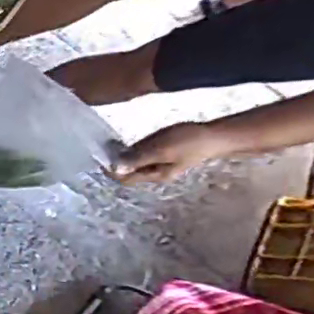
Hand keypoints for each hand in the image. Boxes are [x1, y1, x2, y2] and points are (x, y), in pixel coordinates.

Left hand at [111, 122, 232, 183]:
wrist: (215, 135)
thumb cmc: (188, 142)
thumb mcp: (161, 150)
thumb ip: (138, 159)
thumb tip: (116, 169)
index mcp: (155, 175)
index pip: (125, 178)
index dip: (110, 171)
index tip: (98, 158)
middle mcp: (155, 173)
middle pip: (127, 172)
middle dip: (114, 163)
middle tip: (101, 149)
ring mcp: (159, 163)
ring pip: (133, 163)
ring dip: (121, 156)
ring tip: (109, 145)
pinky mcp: (162, 154)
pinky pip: (141, 155)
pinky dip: (131, 150)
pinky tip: (124, 142)